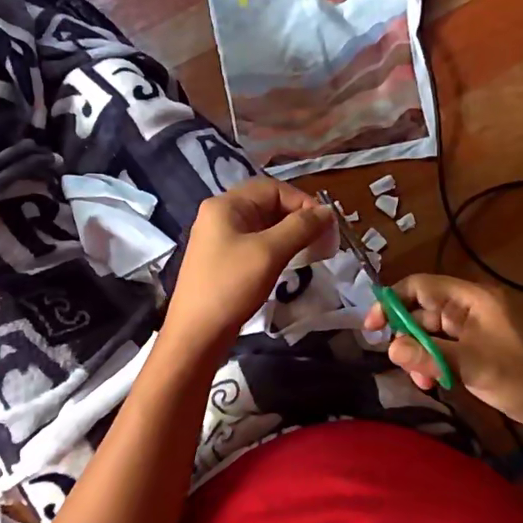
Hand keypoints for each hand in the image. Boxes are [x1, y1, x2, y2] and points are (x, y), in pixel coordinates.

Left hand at [167, 177, 333, 346]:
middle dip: (299, 219)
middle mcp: (220, 215)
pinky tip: (291, 263)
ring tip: (313, 252)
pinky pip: (256, 244)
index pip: (273, 188)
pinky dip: (278, 248)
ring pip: (264, 226)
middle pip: (268, 204)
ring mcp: (220, 238)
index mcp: (225, 205)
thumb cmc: (231, 287)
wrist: (196, 334)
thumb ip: (300, 227)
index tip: (326, 225)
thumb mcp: (269, 253)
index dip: (303, 202)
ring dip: (290, 235)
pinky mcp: (224, 260)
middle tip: (324, 240)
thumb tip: (326, 212)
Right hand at [364, 274, 522, 421]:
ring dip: (419, 353)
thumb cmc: (520, 379)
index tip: (371, 326)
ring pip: (431, 330)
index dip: (393, 301)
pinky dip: (433, 360)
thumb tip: (389, 347)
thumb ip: (429, 353)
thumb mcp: (470, 365)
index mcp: (474, 299)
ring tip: (420, 380)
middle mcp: (472, 306)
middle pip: (424, 309)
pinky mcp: (477, 346)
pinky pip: (444, 345)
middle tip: (396, 361)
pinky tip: (432, 381)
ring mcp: (475, 326)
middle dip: (407, 335)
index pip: (422, 286)